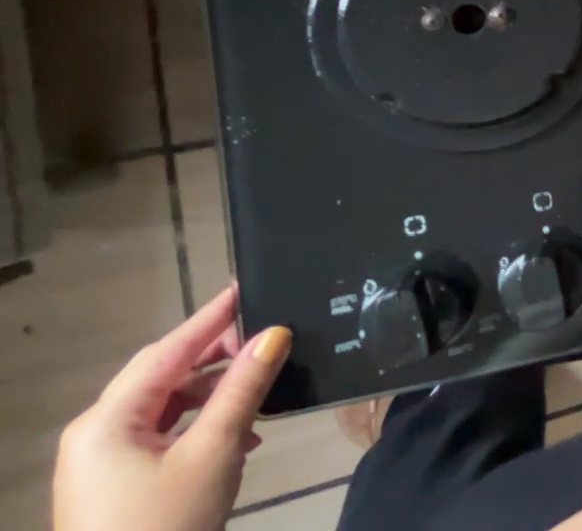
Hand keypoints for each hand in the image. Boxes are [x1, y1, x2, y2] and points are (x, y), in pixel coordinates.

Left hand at [53, 285, 291, 530]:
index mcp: (109, 420)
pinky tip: (242, 427)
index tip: (247, 285)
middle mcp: (97, 431)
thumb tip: (274, 333)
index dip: (211, 317)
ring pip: (167, 400)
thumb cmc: (165, 519)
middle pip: (163, 372)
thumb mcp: (215, 449)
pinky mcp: (117, 478)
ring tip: (263, 380)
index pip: (169, 350)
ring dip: (216, 388)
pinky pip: (164, 427)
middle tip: (269, 331)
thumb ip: (243, 387)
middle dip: (217, 350)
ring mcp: (103, 457)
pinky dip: (204, 416)